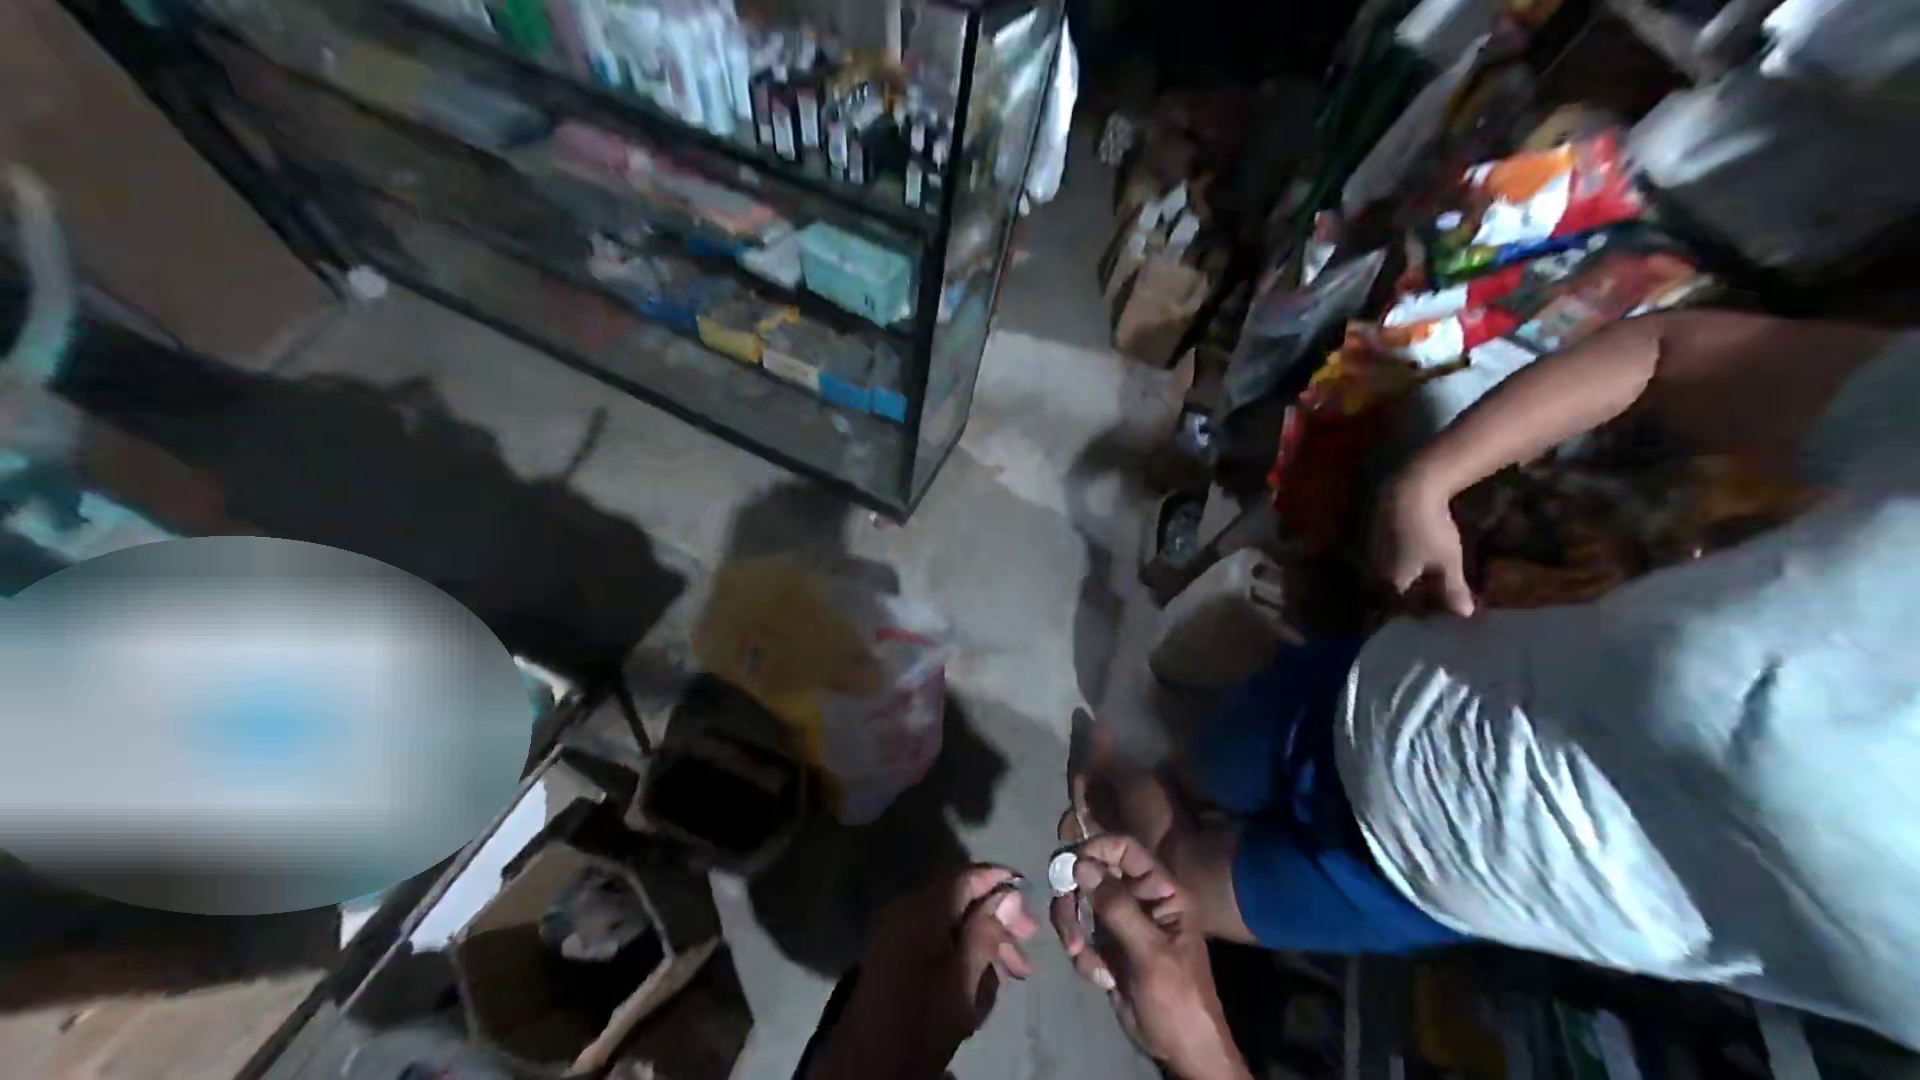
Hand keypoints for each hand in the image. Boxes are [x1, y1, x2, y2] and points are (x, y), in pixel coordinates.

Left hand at [809, 865, 1039, 1079]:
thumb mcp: (963, 981)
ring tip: (1013, 969)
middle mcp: (906, 907)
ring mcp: (897, 926)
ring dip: (983, 933)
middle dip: (995, 913)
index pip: (965, 876)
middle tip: (1027, 938)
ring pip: (951, 916)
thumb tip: (1010, 893)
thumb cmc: (921, 1021)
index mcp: (921, 909)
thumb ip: (986, 932)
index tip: (1027, 890)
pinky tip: (982, 971)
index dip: (998, 878)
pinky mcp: (894, 947)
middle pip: (960, 894)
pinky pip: (936, 931)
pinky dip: (961, 943)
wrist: (869, 1063)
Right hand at [1050, 836, 1251, 1079]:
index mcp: (1159, 890)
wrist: (1181, 1052)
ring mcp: (1119, 920)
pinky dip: (1081, 953)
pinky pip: (1078, 931)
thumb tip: (1080, 863)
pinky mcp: (1104, 944)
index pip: (1124, 848)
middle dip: (1074, 897)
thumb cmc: (1177, 998)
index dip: (1096, 848)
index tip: (1071, 865)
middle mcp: (1136, 898)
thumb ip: (1116, 906)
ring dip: (1072, 927)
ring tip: (1080, 954)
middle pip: (1091, 872)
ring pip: (1078, 900)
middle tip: (1068, 924)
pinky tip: (1100, 978)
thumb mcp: (1150, 953)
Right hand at [1374, 470, 1475, 616]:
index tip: (1437, 610)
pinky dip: (1394, 563)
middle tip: (1427, 594)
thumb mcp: (1447, 561)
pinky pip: (1381, 560)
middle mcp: (1372, 572)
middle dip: (1407, 595)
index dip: (1420, 610)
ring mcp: (1368, 554)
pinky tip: (1408, 555)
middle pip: (1389, 592)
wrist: (1404, 492)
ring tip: (1419, 576)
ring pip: (1383, 575)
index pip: (1402, 606)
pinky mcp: (1368, 538)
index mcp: (1391, 582)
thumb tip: (1464, 614)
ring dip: (1400, 579)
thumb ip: (1452, 590)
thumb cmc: (1428, 530)